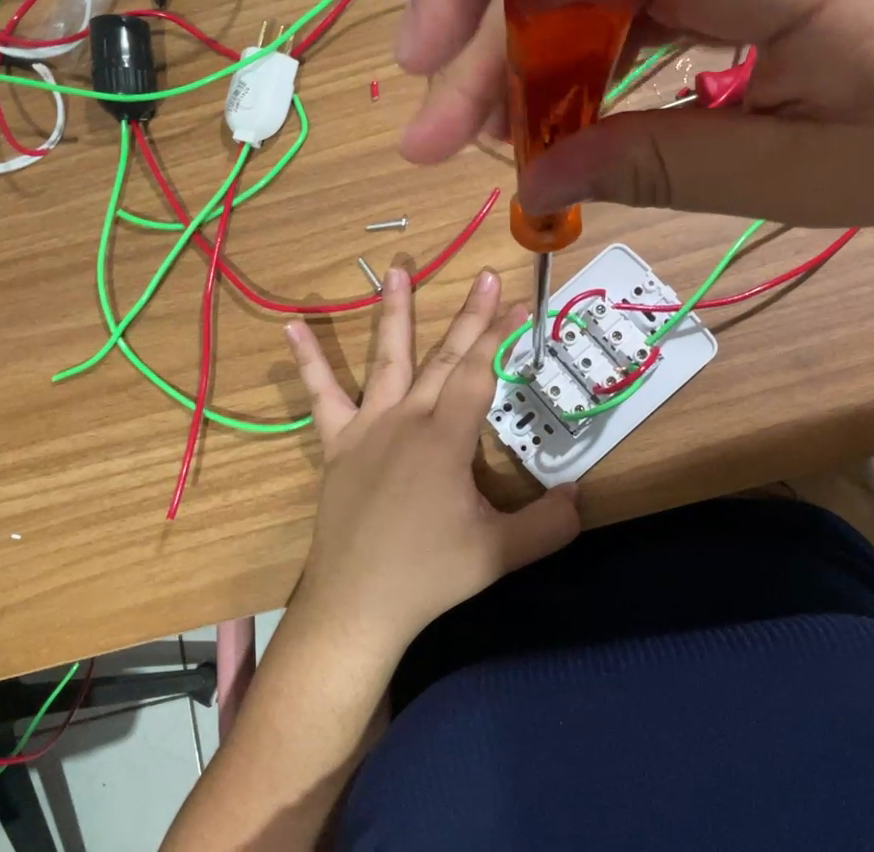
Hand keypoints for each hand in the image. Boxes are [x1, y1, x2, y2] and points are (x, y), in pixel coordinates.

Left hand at [283, 267, 581, 650]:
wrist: (357, 604)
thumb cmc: (429, 576)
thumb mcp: (501, 554)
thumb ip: (549, 524)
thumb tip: (581, 495)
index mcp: (446, 440)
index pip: (480, 374)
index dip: (501, 336)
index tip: (517, 302)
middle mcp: (406, 420)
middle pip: (443, 357)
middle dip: (469, 316)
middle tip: (482, 275)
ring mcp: (367, 428)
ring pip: (385, 360)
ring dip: (393, 313)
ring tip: (396, 269)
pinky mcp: (337, 445)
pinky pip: (322, 397)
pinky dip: (308, 362)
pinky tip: (292, 326)